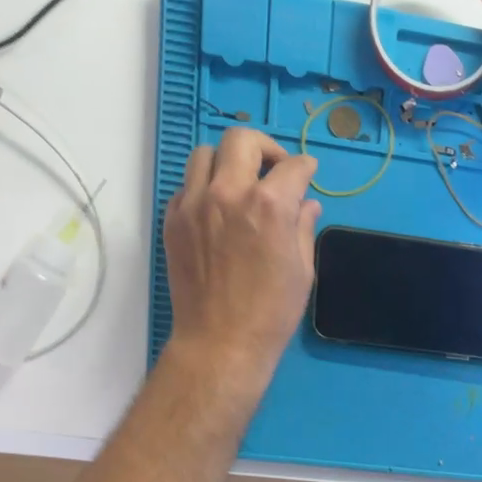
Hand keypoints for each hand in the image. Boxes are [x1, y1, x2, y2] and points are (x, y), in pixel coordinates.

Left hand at [161, 128, 322, 390]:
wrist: (221, 342)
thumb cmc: (272, 313)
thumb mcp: (302, 270)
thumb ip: (303, 228)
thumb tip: (307, 204)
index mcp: (269, 206)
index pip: (292, 167)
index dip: (305, 167)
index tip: (308, 172)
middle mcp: (229, 193)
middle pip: (242, 140)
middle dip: (265, 147)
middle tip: (274, 168)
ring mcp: (194, 204)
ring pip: (206, 154)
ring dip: (228, 161)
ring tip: (240, 183)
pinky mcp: (173, 219)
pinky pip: (187, 184)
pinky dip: (205, 186)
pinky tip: (218, 209)